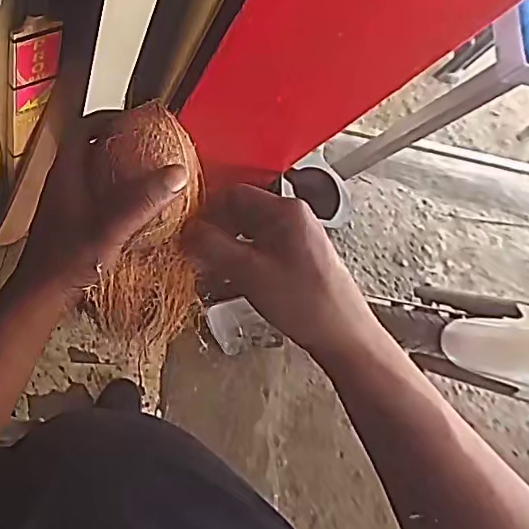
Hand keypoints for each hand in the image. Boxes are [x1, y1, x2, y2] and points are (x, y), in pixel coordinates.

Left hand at [11, 111, 189, 299]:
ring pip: (89, 171)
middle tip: (143, 145)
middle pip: (88, 147)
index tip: (133, 120)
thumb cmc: (65, 262)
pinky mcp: (67, 220)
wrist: (41, 294)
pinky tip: (130, 208)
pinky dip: (111, 191)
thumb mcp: (111, 229)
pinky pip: (91, 193)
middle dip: (116, 142)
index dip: (108, 117)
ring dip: (114, 167)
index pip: (83, 128)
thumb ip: (143, 202)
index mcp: (66, 175)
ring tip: (142, 172)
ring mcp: (63, 202)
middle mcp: (61, 184)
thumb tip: (174, 175)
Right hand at [183, 184, 387, 362]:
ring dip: (224, 248)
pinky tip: (228, 279)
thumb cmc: (307, 302)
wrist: (342, 335)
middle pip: (240, 212)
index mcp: (285, 211)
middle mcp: (292, 218)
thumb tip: (187, 232)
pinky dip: (239, 260)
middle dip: (213, 231)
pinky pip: (258, 249)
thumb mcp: (249, 272)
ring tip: (207, 268)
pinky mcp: (295, 259)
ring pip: (247, 233)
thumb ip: (213, 247)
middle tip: (192, 250)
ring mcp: (295, 238)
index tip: (187, 227)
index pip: (234, 193)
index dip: (206, 209)